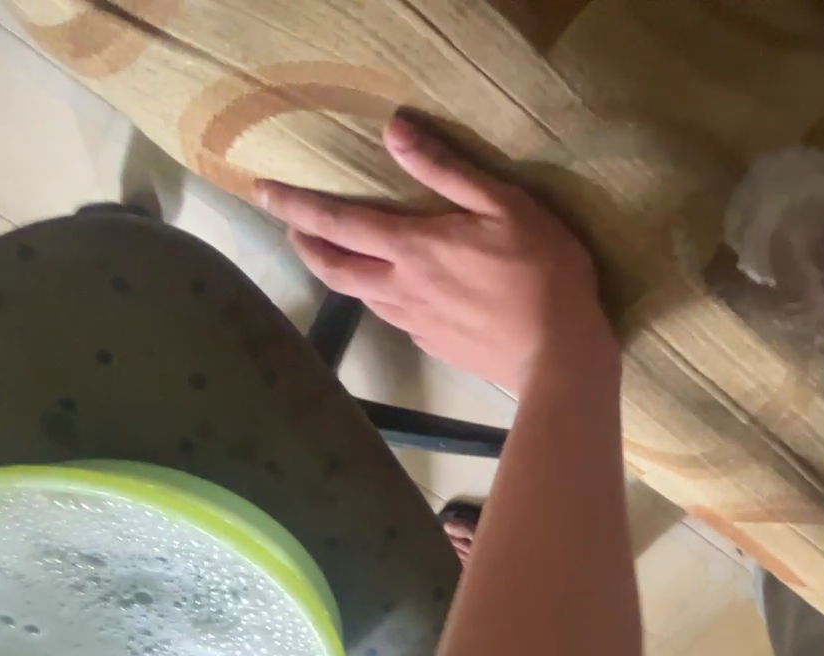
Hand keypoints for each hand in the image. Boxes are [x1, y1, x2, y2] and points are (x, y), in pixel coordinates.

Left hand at [257, 113, 614, 394]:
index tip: (262, 193)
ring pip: (365, 299)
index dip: (295, 207)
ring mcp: (420, 326)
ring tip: (346, 262)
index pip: (337, 224)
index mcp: (414, 249)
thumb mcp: (507, 207)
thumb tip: (395, 132)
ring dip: (345, 277)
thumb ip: (449, 171)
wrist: (561, 356)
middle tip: (296, 232)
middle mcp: (404, 289)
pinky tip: (407, 300)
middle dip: (308, 248)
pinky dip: (391, 304)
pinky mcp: (441, 350)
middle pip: (336, 270)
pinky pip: (402, 323)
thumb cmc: (543, 275)